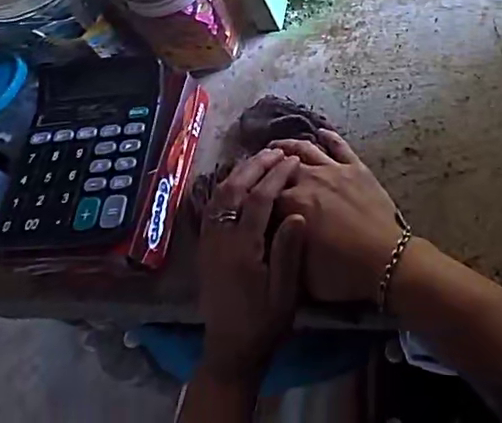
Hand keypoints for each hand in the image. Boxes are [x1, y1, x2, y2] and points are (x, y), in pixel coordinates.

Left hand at [197, 148, 306, 378]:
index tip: (292, 162)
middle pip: (235, 188)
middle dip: (256, 166)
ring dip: (239, 172)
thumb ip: (288, 252)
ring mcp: (209, 239)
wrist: (230, 350)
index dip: (276, 177)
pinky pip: (212, 205)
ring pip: (219, 193)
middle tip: (276, 151)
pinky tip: (238, 180)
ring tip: (260, 159)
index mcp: (242, 247)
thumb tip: (297, 213)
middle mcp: (220, 237)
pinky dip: (226, 185)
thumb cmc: (264, 324)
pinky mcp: (204, 244)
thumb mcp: (285, 294)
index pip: (259, 199)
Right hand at [270, 131, 404, 303]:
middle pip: (281, 165)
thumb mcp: (300, 272)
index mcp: (290, 203)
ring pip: (306, 148)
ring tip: (279, 144)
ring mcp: (333, 169)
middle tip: (259, 163)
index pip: (264, 192)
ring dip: (289, 145)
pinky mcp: (356, 168)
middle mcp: (308, 179)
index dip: (254, 192)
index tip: (248, 193)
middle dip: (267, 163)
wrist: (386, 261)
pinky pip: (339, 146)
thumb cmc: (342, 272)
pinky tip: (321, 131)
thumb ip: (279, 249)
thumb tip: (266, 237)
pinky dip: (329, 136)